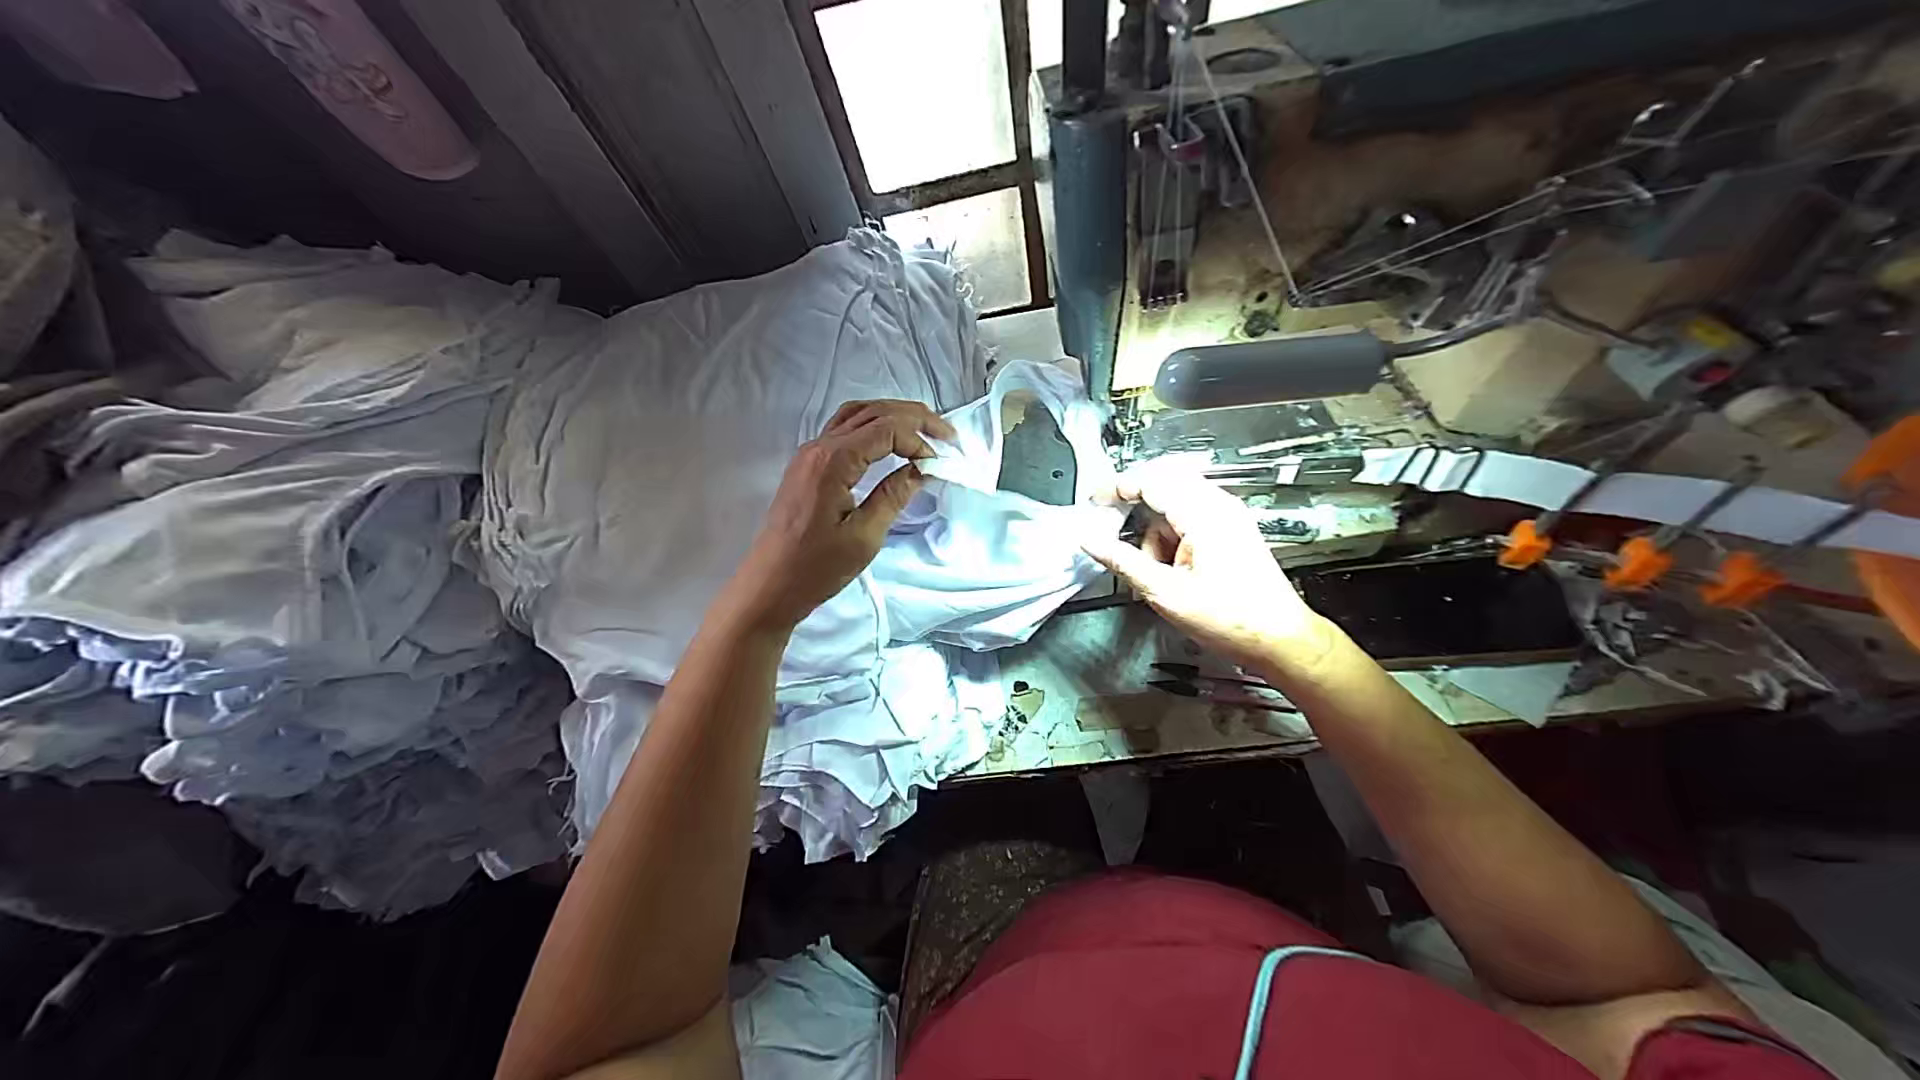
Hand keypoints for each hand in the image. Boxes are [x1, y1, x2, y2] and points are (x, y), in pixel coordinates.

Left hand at [720, 400, 955, 634]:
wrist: (769, 587)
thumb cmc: (815, 568)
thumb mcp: (864, 536)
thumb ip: (893, 496)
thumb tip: (920, 469)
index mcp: (833, 461)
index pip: (886, 429)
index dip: (919, 439)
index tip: (939, 462)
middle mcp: (819, 448)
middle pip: (872, 412)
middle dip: (914, 417)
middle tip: (946, 433)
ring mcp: (809, 455)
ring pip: (856, 415)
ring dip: (892, 417)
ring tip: (923, 431)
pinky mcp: (806, 467)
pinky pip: (843, 431)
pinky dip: (872, 427)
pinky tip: (889, 444)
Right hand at [1081, 464, 1330, 672]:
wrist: (1279, 639)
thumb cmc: (1236, 620)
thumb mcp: (1166, 593)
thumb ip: (1124, 562)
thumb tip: (1092, 543)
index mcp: (1205, 514)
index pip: (1152, 481)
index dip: (1117, 488)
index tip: (1096, 501)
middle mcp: (1220, 507)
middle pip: (1164, 484)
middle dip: (1135, 505)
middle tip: (1113, 526)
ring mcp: (1228, 518)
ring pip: (1175, 504)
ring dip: (1155, 529)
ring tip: (1153, 568)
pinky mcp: (1230, 532)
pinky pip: (1189, 519)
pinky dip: (1171, 537)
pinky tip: (1169, 567)